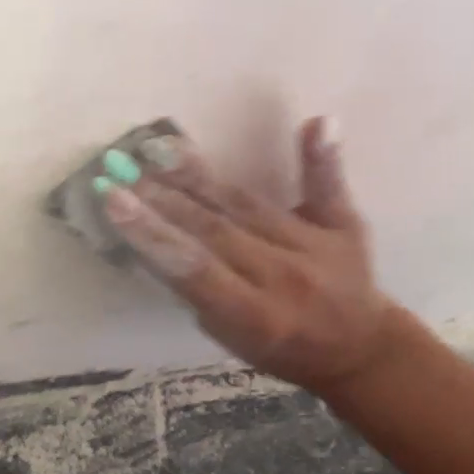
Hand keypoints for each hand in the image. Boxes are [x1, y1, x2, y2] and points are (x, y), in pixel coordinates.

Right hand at [98, 116, 411, 393]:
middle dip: (162, 197)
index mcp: (251, 314)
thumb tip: (155, 245)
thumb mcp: (229, 339)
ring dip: (200, 175)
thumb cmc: (279, 349)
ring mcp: (316, 248)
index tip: (113, 199)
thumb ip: (198, 294)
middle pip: (213, 228)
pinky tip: (317, 122)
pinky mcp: (345, 226)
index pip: (191, 265)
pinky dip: (321, 157)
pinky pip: (329, 188)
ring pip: (247, 204)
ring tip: (162, 149)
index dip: (150, 232)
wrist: (361, 351)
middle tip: (122, 167)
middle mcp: (282, 276)